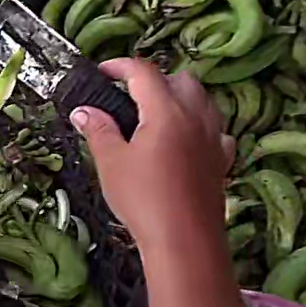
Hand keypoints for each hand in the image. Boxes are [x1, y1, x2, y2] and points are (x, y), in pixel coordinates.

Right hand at [70, 58, 233, 253]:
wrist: (184, 240)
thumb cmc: (143, 199)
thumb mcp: (111, 163)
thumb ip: (98, 130)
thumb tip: (83, 111)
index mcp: (166, 111)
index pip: (143, 72)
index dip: (120, 66)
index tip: (102, 72)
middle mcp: (196, 116)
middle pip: (180, 79)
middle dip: (154, 79)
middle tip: (129, 97)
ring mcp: (214, 138)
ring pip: (203, 99)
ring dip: (180, 97)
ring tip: (156, 114)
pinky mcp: (222, 160)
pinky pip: (216, 129)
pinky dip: (200, 125)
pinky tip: (186, 140)